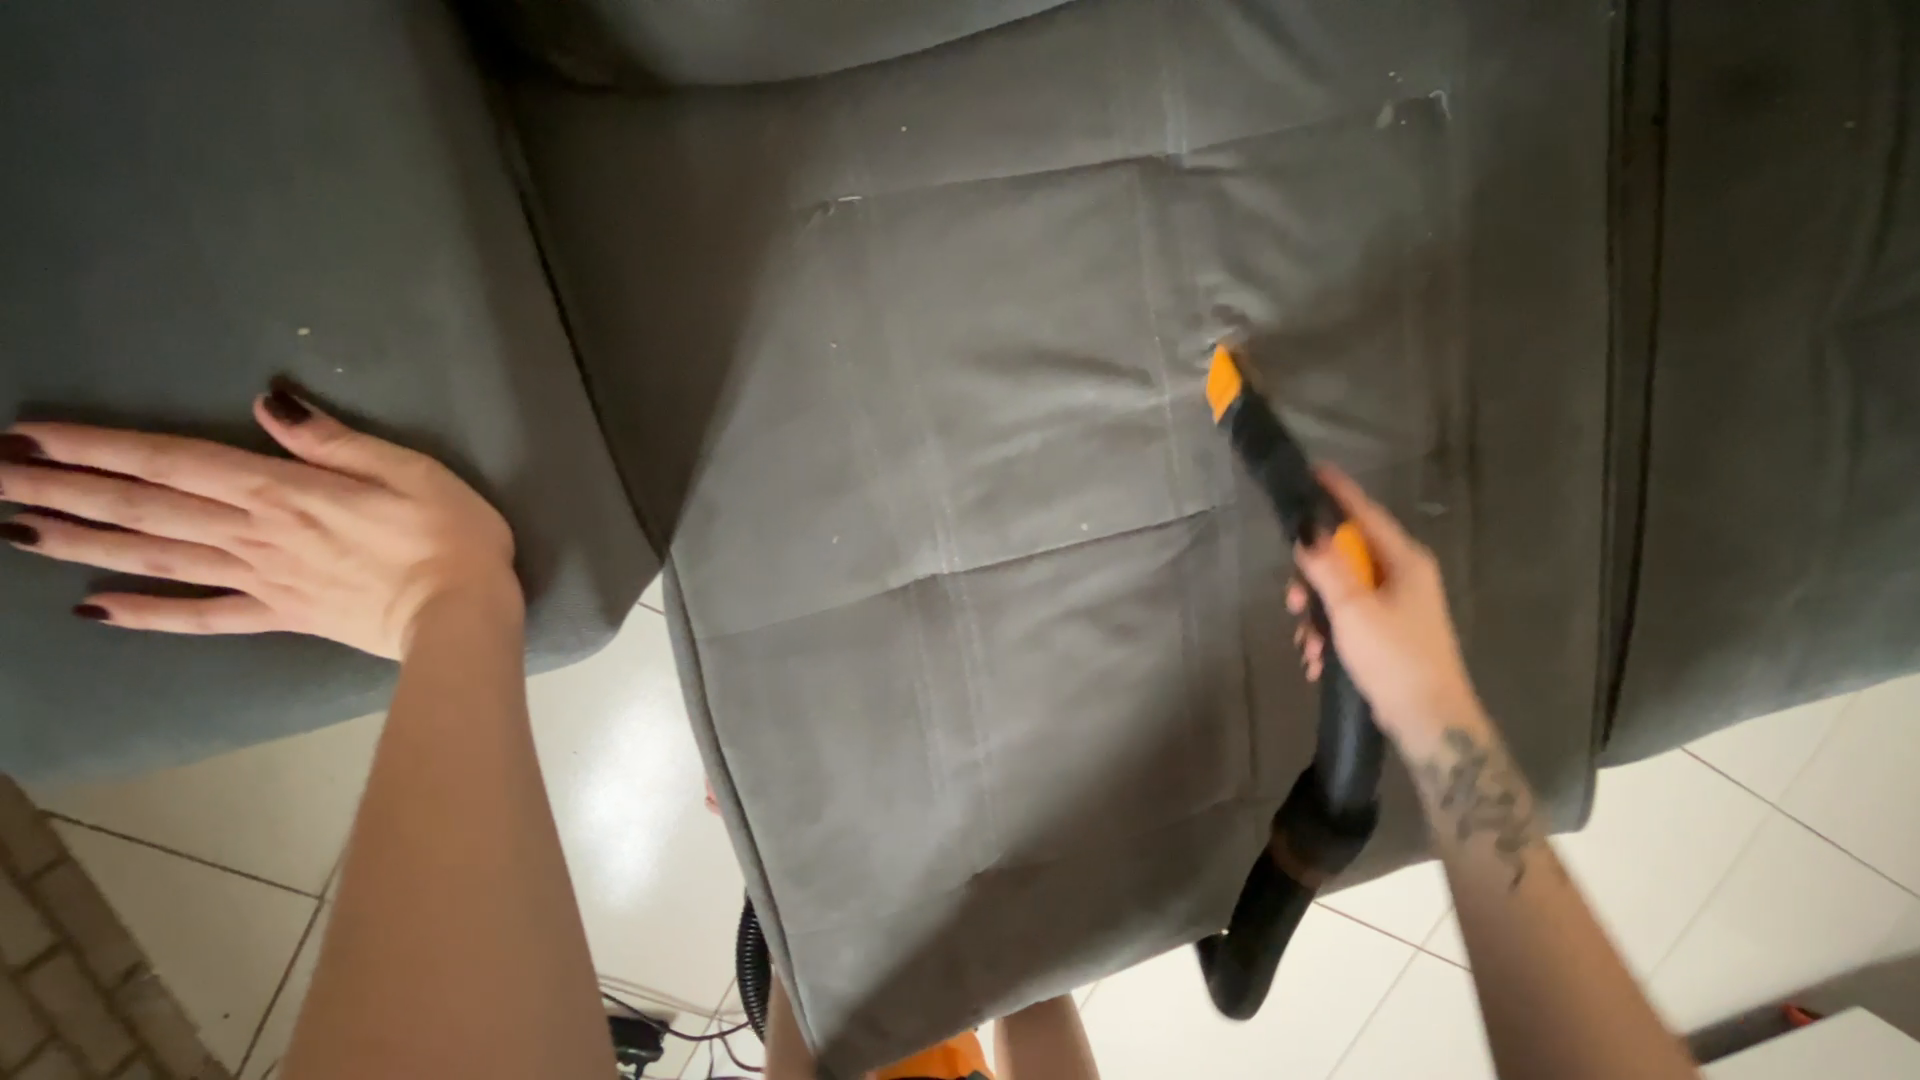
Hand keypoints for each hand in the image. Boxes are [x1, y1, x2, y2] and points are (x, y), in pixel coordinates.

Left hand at [0, 380, 517, 659]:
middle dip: (66, 489)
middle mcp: (257, 535)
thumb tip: (268, 403)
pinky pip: (205, 617)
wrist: (463, 610)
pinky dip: (148, 614)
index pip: (180, 463)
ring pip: (159, 558)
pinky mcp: (284, 617)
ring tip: (13, 529)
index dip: (104, 447)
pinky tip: (93, 609)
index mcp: (287, 493)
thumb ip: (335, 441)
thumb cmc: (451, 533)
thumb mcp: (410, 469)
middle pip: (150, 509)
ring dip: (84, 542)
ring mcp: (264, 580)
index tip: (30, 436)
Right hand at [1286, 466, 1483, 745]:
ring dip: (1317, 617)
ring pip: (1341, 592)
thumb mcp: (1353, 609)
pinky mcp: (1390, 633)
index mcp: (1404, 561)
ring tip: (1308, 647)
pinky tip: (1318, 663)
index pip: (1365, 513)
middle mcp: (1404, 576)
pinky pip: (1349, 619)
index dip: (1338, 492)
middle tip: (1293, 603)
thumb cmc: (1394, 658)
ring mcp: (1399, 606)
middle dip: (1312, 579)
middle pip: (1345, 556)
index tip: (1313, 470)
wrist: (1431, 723)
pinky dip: (1329, 636)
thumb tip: (1305, 528)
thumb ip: (1327, 566)